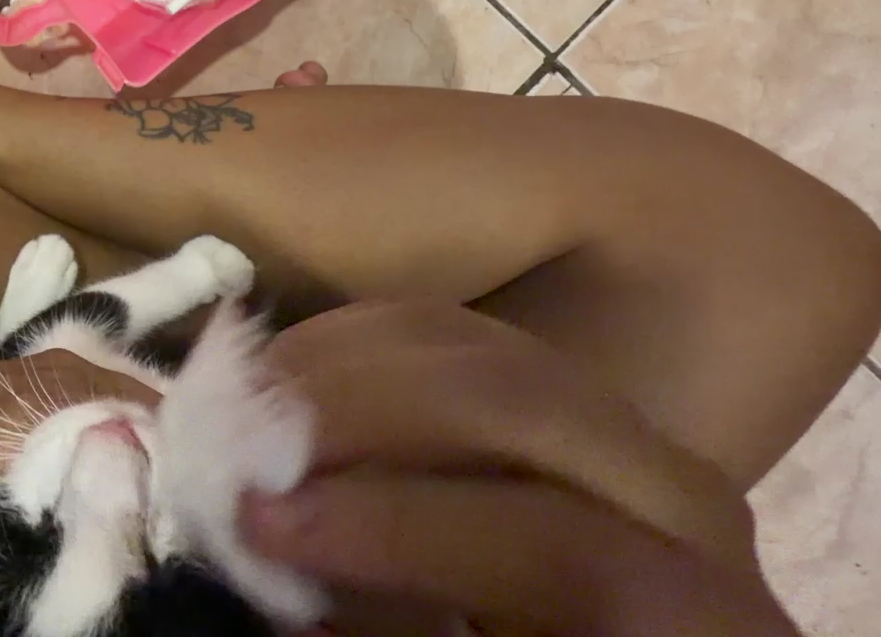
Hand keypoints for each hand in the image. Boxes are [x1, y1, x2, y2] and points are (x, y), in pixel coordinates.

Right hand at [241, 302, 796, 636]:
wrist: (573, 621)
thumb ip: (369, 619)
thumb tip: (250, 555)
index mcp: (686, 606)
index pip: (559, 545)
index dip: (399, 528)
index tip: (261, 520)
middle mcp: (663, 486)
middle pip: (508, 400)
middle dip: (348, 412)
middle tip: (238, 440)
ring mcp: (589, 405)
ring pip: (458, 336)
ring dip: (330, 361)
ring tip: (243, 401)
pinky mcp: (522, 364)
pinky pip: (425, 319)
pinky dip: (337, 335)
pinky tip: (283, 366)